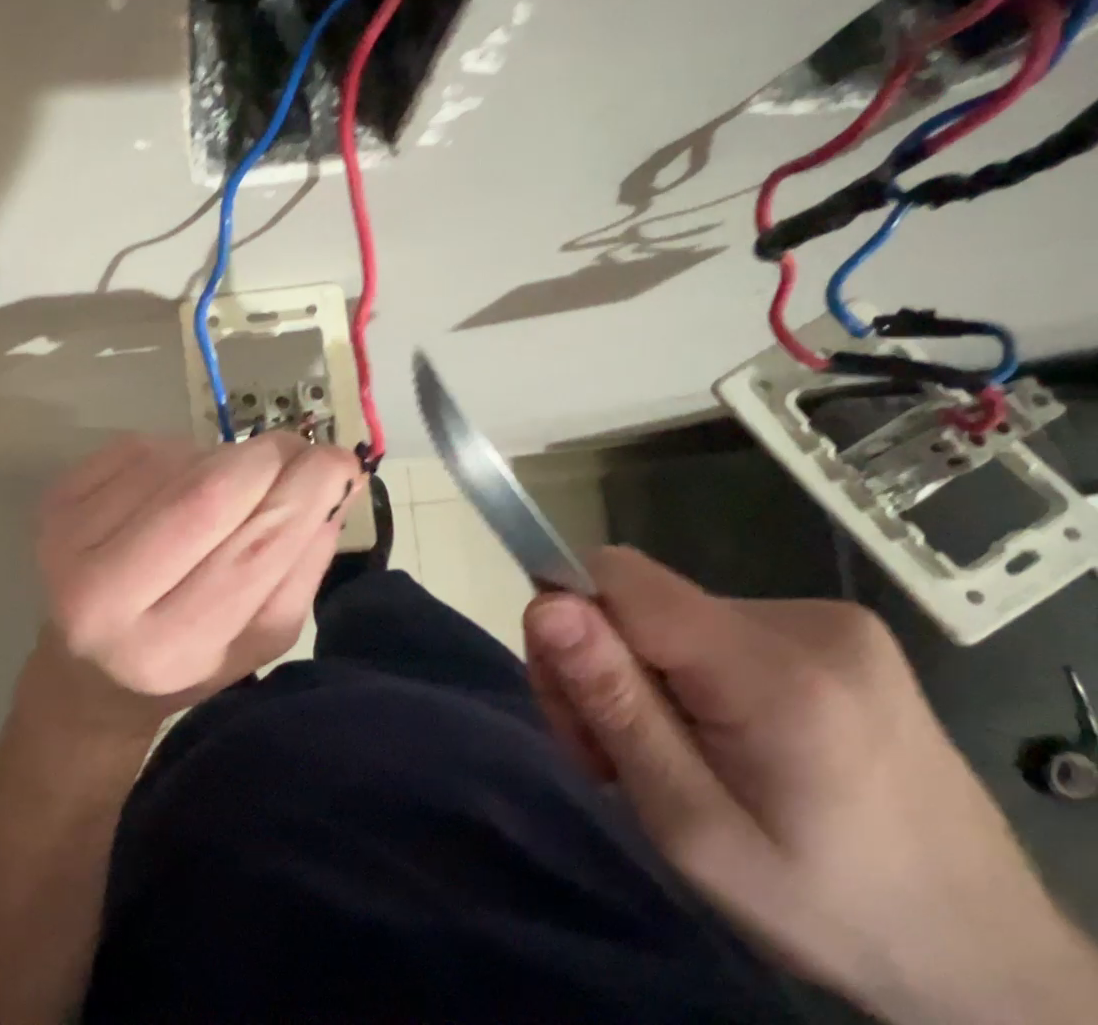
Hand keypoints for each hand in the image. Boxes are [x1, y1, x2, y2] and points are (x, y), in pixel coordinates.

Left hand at [25, 433, 362, 734]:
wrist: (87, 666)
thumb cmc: (184, 662)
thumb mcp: (257, 641)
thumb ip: (300, 570)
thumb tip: (333, 486)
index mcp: (167, 648)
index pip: (250, 551)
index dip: (305, 495)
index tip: (341, 464)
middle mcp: (104, 597)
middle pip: (207, 495)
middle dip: (270, 461)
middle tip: (298, 455)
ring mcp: (67, 541)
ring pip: (176, 463)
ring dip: (225, 458)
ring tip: (234, 486)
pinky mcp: (55, 501)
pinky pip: (141, 447)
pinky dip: (182, 453)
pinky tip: (183, 483)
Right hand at [524, 548, 1097, 1024]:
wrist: (979, 948)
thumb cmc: (822, 905)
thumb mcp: (690, 825)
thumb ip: (616, 706)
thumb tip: (546, 604)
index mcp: (776, 671)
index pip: (616, 578)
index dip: (567, 628)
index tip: (573, 710)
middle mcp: (809, 621)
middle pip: (638, 601)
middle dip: (601, 670)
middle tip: (612, 761)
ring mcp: (835, 624)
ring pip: (670, 617)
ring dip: (642, 680)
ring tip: (671, 764)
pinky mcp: (843, 637)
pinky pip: (715, 629)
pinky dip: (688, 678)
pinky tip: (715, 744)